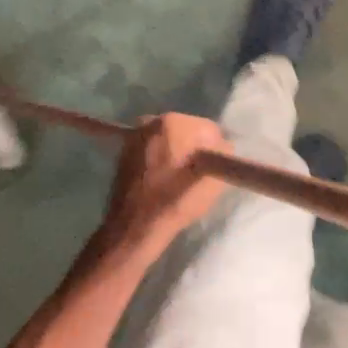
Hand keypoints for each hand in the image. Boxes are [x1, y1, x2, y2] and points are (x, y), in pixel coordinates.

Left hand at [102, 113, 227, 246]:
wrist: (134, 226)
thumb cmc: (178, 201)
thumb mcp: (215, 179)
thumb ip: (224, 153)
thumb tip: (220, 146)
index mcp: (176, 122)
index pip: (210, 129)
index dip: (215, 150)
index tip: (213, 169)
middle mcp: (153, 120)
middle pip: (187, 130)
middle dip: (193, 147)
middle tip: (197, 173)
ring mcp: (135, 135)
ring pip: (168, 139)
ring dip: (175, 152)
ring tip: (177, 178)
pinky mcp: (124, 151)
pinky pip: (152, 149)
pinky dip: (159, 158)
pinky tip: (161, 179)